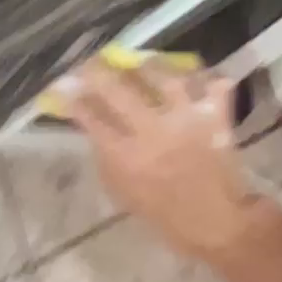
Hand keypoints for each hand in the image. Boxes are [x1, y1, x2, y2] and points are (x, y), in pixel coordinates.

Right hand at [63, 58, 279, 257]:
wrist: (216, 223)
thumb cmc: (166, 217)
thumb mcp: (125, 195)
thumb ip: (108, 161)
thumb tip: (96, 132)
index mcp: (126, 156)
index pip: (93, 119)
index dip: (75, 100)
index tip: (65, 86)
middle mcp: (153, 132)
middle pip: (120, 91)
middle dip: (100, 73)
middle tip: (93, 61)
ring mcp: (186, 121)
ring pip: (166, 79)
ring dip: (150, 64)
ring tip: (141, 58)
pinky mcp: (215, 119)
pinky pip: (213, 88)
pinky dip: (207, 79)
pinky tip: (198, 73)